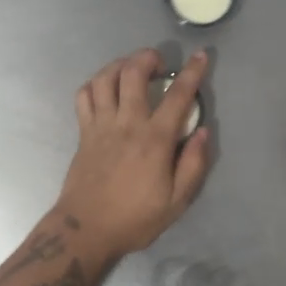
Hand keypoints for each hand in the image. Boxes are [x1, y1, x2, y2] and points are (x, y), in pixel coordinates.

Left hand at [56, 49, 211, 253]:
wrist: (86, 229)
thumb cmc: (135, 218)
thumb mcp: (177, 201)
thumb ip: (194, 164)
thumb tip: (203, 131)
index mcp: (155, 140)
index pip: (177, 96)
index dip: (192, 72)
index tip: (201, 56)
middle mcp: (127, 124)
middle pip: (133, 73)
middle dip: (148, 57)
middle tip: (159, 63)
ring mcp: (100, 125)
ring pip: (105, 78)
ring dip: (120, 65)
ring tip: (132, 69)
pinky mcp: (83, 132)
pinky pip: (84, 95)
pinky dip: (95, 84)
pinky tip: (106, 89)